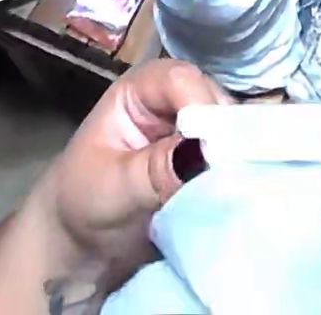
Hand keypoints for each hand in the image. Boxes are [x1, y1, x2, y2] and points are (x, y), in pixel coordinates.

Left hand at [22, 59, 229, 283]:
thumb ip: (154, 170)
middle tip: (231, 171)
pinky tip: (238, 187)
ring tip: (235, 182)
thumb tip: (203, 155)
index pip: (179, 79)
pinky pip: (233, 148)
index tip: (214, 152)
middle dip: (223, 130)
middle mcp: (172, 97)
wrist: (81, 242)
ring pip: (229, 121)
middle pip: (211, 95)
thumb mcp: (112, 188)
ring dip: (234, 151)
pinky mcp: (207, 152)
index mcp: (140, 88)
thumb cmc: (83, 202)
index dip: (200, 107)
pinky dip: (237, 167)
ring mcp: (193, 123)